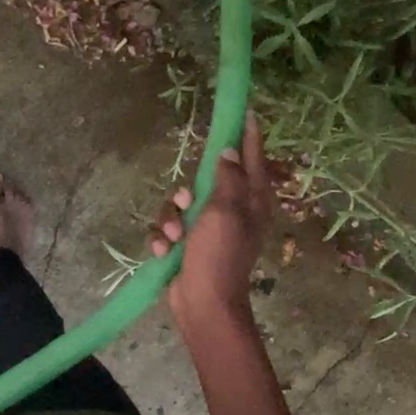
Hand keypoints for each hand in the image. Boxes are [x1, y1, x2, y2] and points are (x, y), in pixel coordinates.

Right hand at [149, 113, 271, 326]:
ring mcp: (207, 230)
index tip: (246, 111)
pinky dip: (163, 239)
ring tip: (174, 237)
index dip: (248, 134)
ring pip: (180, 205)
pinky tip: (165, 252)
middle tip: (187, 203)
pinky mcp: (186, 246)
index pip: (252, 157)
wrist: (202, 304)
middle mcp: (231, 211)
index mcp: (251, 201)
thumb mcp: (226, 210)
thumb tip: (229, 151)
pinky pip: (167, 228)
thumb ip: (228, 178)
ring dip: (171, 219)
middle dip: (189, 192)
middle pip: (207, 179)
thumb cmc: (219, 255)